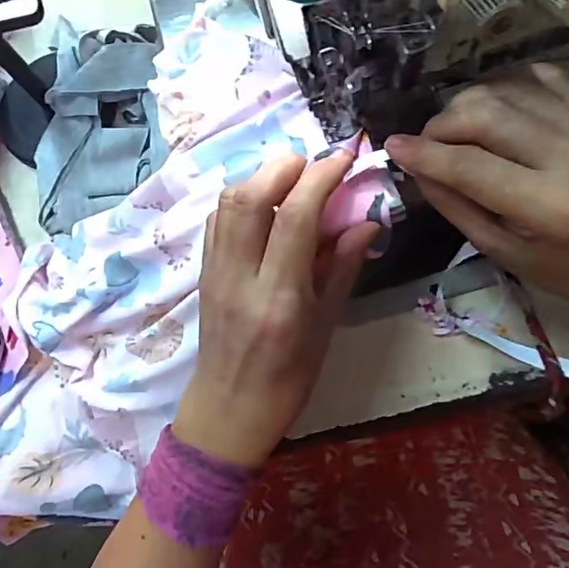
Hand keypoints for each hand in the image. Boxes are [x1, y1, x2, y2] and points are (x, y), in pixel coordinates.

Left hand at [174, 152, 378, 467]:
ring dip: (259, 178)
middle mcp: (240, 277)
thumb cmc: (289, 377)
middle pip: (249, 197)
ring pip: (226, 203)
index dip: (321, 177)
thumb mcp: (326, 325)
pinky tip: (263, 207)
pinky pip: (216, 221)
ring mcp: (214, 272)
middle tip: (312, 165)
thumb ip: (343, 267)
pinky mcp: (202, 272)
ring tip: (289, 181)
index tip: (342, 159)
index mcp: (280, 297)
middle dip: (283, 167)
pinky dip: (240, 200)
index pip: (296, 216)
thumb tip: (366, 220)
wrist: (230, 408)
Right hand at [384, 63, 568, 318]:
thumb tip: (417, 168)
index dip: (424, 153)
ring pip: (509, 90)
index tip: (392, 145)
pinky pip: (543, 79)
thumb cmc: (568, 270)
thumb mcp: (504, 253)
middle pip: (487, 114)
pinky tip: (495, 108)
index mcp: (551, 208)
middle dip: (442, 123)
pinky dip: (508, 85)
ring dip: (468, 104)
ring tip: (456, 130)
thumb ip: (458, 207)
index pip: (471, 166)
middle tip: (427, 142)